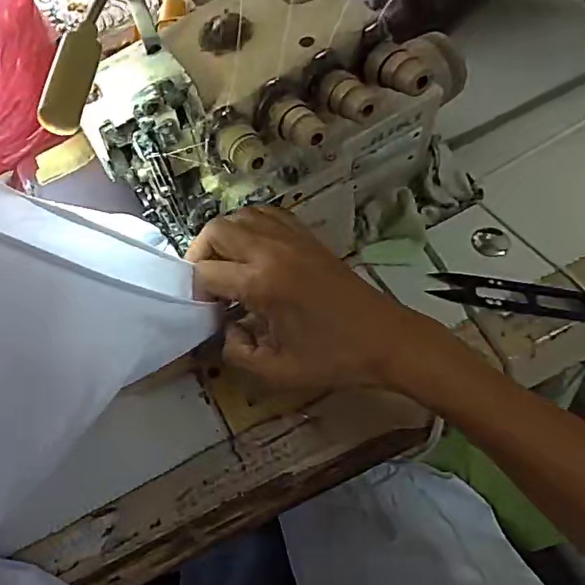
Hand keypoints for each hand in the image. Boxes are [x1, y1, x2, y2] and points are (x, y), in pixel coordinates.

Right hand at [187, 207, 487, 405]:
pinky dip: (249, 226)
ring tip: (228, 266)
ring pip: (238, 216)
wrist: (387, 340)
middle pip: (215, 231)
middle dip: (200, 256)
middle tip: (208, 284)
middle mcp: (271, 250)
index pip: (205, 272)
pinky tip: (252, 252)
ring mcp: (291, 237)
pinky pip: (266, 214)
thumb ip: (235, 351)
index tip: (208, 312)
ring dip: (223, 238)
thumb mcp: (275, 371)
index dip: (197, 293)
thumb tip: (225, 328)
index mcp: (261, 283)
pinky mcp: (306, 236)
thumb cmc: (332, 359)